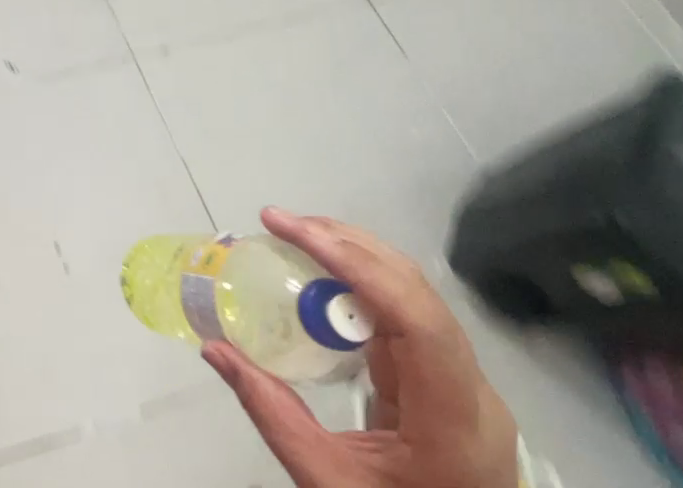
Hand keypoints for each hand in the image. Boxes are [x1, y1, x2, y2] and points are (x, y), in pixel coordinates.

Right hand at [202, 208, 517, 487]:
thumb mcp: (329, 484)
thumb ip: (273, 415)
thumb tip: (212, 348)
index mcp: (453, 418)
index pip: (415, 318)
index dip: (356, 265)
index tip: (291, 231)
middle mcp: (469, 388)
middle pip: (417, 293)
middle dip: (347, 245)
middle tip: (278, 221)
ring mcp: (460, 382)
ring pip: (413, 297)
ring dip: (354, 256)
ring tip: (294, 234)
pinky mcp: (444, 382)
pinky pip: (404, 318)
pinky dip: (359, 286)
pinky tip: (320, 277)